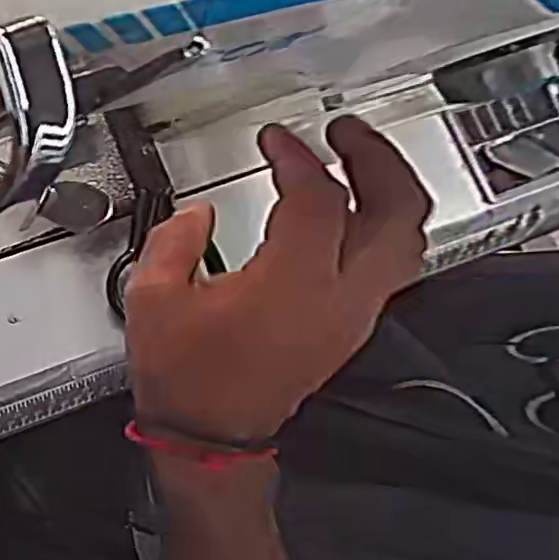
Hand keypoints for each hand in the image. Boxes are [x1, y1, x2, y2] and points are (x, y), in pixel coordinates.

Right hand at [124, 118, 430, 442]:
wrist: (208, 426)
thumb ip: (173, 243)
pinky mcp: (349, 326)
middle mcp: (338, 295)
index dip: (298, 159)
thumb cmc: (182, 371)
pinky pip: (390, 264)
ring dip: (391, 192)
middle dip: (376, 159)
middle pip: (397, 209)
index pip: (317, 199)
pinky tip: (351, 220)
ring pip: (407, 237)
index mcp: (289, 282)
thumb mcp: (151, 298)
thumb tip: (196, 215)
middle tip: (345, 134)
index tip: (277, 140)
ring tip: (361, 167)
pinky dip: (380, 227)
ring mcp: (353, 313)